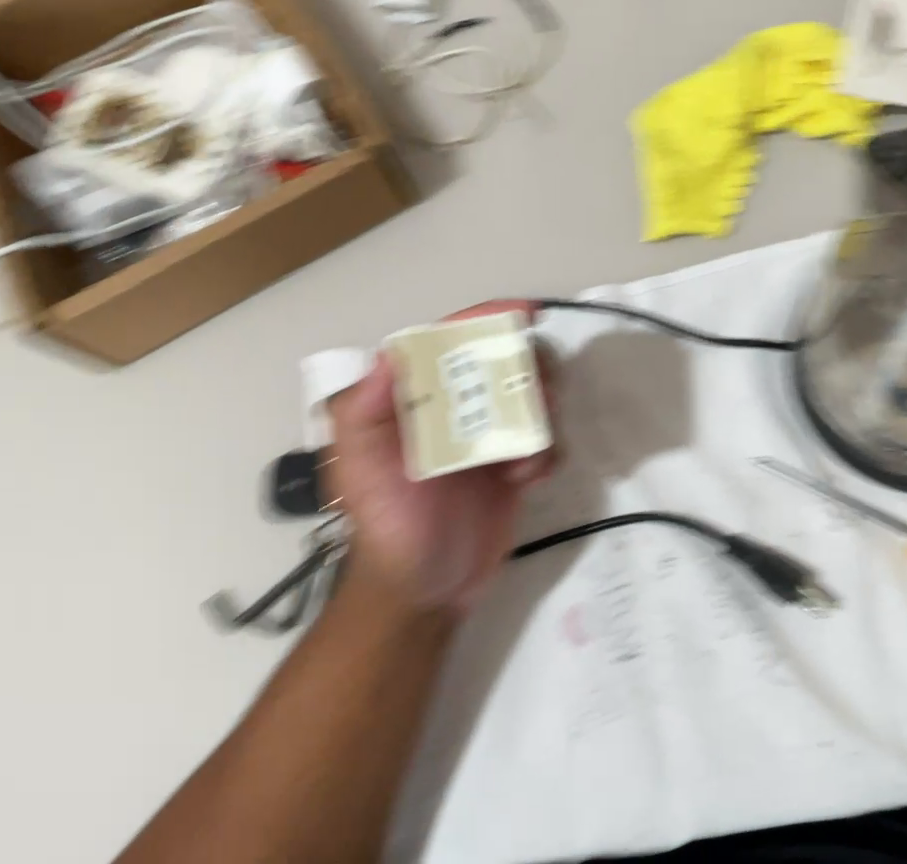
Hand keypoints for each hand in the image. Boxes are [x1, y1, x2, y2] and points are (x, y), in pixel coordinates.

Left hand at [325, 301, 557, 614]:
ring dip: (540, 419)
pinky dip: (547, 453)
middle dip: (527, 374)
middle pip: (502, 361)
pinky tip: (527, 481)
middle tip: (537, 401)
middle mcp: (451, 408)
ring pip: (532, 396)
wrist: (423, 592)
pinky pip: (547, 439)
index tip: (524, 314)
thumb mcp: (359, 471)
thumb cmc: (386, 528)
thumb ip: (363, 412)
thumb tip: (391, 353)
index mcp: (412, 399)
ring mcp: (487, 436)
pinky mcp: (515, 465)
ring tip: (524, 460)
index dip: (485, 320)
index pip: (448, 342)